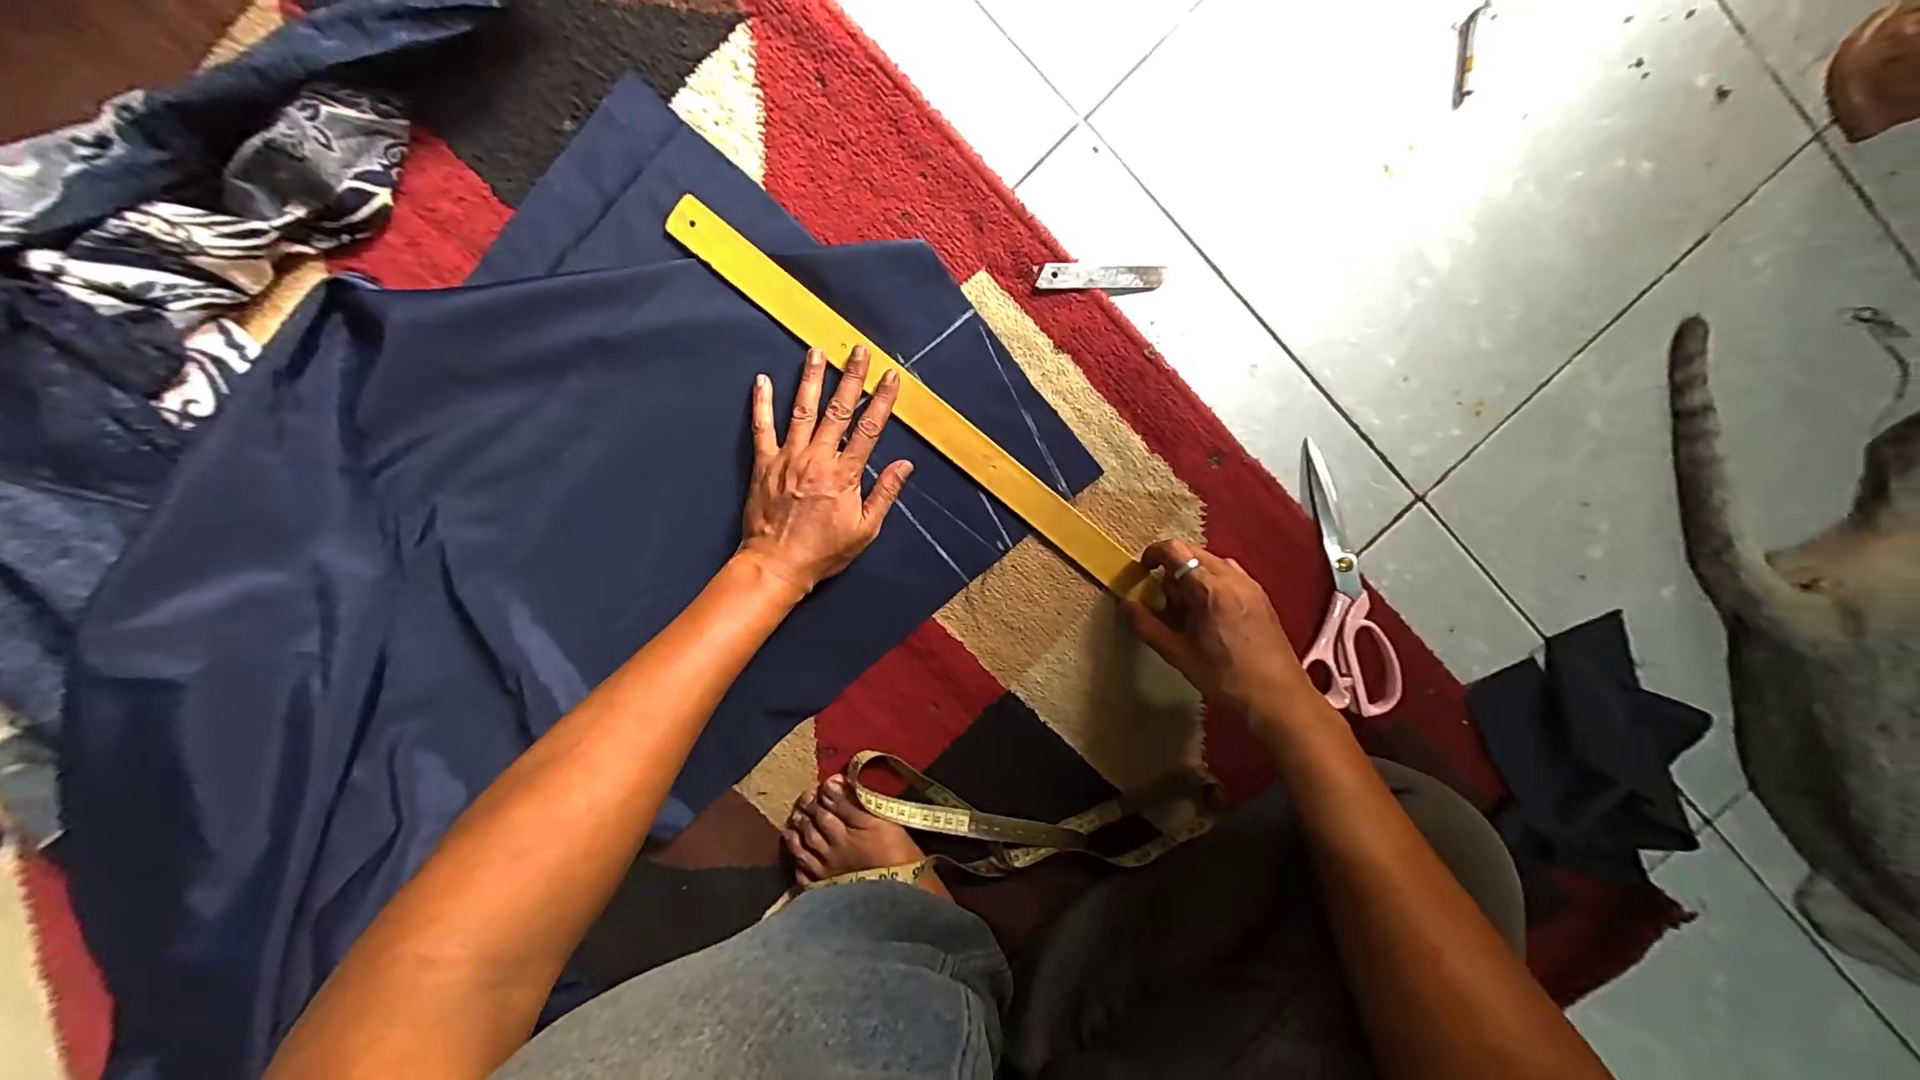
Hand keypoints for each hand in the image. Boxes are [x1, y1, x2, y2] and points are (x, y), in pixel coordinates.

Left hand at [737, 345, 912, 592]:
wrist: (777, 564)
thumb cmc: (823, 551)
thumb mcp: (865, 529)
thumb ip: (885, 493)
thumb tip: (904, 466)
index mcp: (844, 475)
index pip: (868, 429)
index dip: (882, 401)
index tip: (890, 378)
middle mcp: (817, 459)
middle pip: (838, 410)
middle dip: (851, 378)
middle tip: (859, 351)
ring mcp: (788, 458)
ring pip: (802, 410)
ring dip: (811, 378)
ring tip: (817, 352)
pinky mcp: (764, 464)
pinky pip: (762, 427)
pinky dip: (761, 403)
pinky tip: (762, 380)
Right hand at [1125, 539, 1312, 712]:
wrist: (1277, 695)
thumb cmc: (1225, 677)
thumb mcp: (1177, 653)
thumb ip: (1147, 625)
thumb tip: (1126, 605)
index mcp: (1210, 589)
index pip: (1175, 550)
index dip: (1153, 554)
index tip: (1143, 570)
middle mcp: (1232, 578)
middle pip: (1192, 551)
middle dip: (1172, 568)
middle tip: (1166, 600)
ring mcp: (1250, 584)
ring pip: (1210, 561)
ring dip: (1191, 574)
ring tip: (1188, 608)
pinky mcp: (1260, 595)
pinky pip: (1228, 573)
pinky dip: (1210, 581)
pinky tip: (1208, 613)